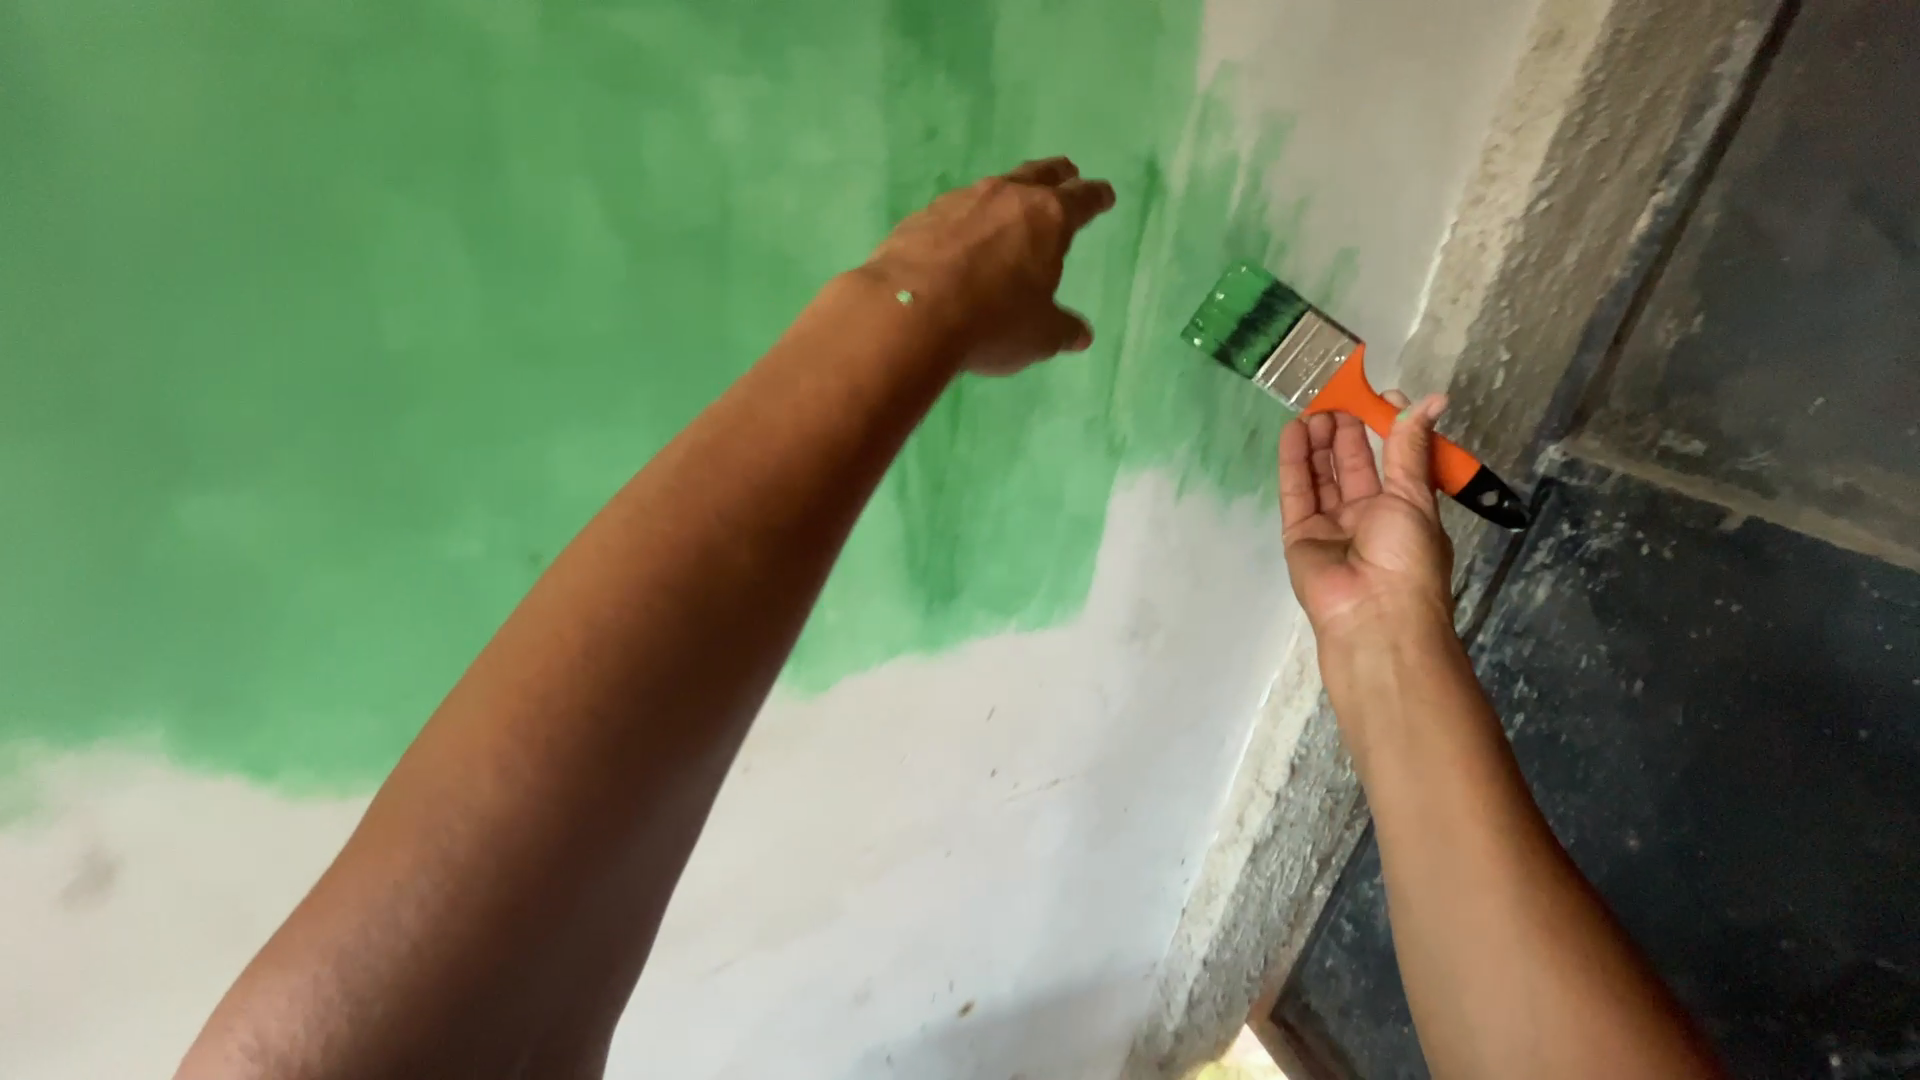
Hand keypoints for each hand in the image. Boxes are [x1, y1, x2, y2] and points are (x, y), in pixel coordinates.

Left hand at [863, 157, 1116, 374]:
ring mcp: (960, 202)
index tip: (1104, 196)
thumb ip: (1062, 330)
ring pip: (993, 189)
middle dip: (1056, 176)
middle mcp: (1006, 198)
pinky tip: (958, 239)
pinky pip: (952, 212)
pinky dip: (964, 222)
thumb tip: (1080, 335)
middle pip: (1039, 176)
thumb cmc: (992, 324)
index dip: (1096, 198)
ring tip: (1008, 209)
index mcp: (1048, 219)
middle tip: (1066, 173)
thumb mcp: (1039, 337)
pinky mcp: (921, 217)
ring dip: (1006, 196)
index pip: (1082, 200)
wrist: (910, 315)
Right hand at [1280, 392, 1456, 640]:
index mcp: (1403, 509)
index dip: (1386, 429)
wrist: (1373, 614)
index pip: (1392, 460)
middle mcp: (1366, 515)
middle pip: (1351, 465)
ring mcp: (1330, 525)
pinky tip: (1294, 433)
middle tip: (1337, 395)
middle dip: (1345, 430)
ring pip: (1321, 475)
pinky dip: (1294, 462)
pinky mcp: (1299, 533)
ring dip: (1318, 441)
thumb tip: (1431, 401)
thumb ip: (1410, 448)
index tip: (1380, 397)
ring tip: (1314, 406)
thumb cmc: (1407, 557)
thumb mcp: (1415, 496)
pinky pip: (1296, 492)